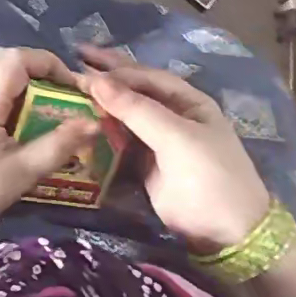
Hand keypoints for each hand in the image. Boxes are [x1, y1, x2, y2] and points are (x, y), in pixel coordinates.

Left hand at [0, 48, 100, 240]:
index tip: (73, 87)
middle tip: (63, 94)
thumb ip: (59, 144)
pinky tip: (25, 123)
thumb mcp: (22, 172)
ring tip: (48, 107)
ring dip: (25, 82)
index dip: (49, 64)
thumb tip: (94, 123)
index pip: (16, 58)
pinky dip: (11, 96)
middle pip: (4, 60)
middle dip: (39, 69)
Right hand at [75, 45, 270, 252]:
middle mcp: (173, 115)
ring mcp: (159, 141)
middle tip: (71, 64)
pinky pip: (121, 141)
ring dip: (101, 105)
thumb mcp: (176, 138)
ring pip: (125, 116)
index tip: (81, 66)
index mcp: (188, 101)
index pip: (146, 77)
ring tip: (69, 92)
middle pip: (135, 91)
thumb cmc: (209, 177)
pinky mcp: (146, 165)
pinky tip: (82, 125)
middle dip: (106, 78)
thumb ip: (137, 110)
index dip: (115, 71)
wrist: (226, 233)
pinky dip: (103, 133)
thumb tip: (96, 81)